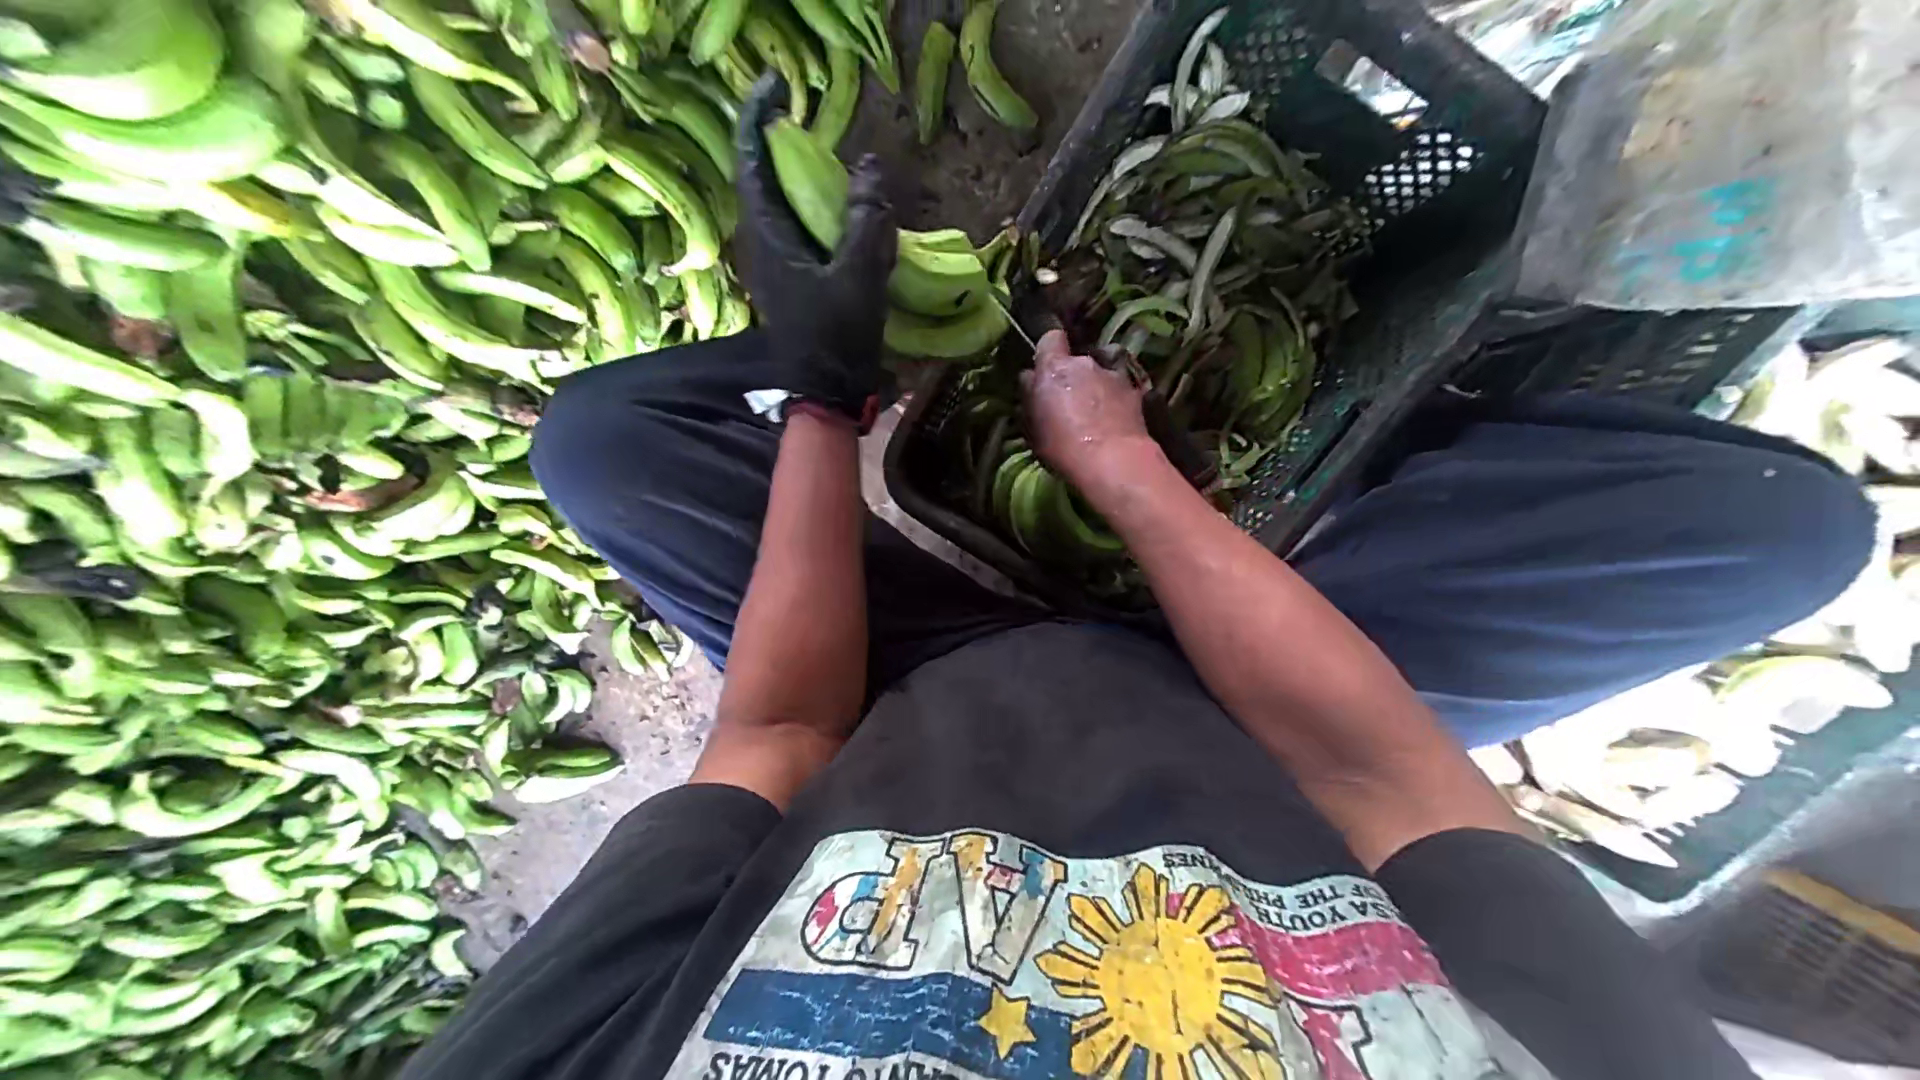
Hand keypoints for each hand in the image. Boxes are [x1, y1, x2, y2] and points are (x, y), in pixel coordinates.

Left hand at [734, 74, 895, 420]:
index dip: (760, 118)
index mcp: (766, 236)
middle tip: (810, 125)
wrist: (827, 392)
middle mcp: (759, 245)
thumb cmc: (837, 337)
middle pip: (762, 179)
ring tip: (829, 163)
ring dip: (799, 180)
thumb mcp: (859, 277)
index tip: (780, 89)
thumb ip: (864, 221)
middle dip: (782, 146)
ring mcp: (772, 265)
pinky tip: (838, 214)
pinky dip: (812, 211)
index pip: (750, 160)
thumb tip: (870, 167)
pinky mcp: (788, 282)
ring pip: (779, 207)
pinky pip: (795, 231)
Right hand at [1021, 330, 1159, 494]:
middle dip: (1072, 376)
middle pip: (1076, 361)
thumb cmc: (1063, 447)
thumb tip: (1030, 377)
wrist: (1114, 462)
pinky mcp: (1135, 392)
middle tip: (1068, 402)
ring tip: (1095, 413)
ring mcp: (1113, 375)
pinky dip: (1116, 399)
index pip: (1050, 338)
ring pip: (1100, 374)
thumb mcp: (1033, 425)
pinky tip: (1115, 420)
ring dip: (1096, 386)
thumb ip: (1031, 395)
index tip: (1045, 368)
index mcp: (1054, 368)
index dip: (1048, 350)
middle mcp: (1085, 363)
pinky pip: (1120, 389)